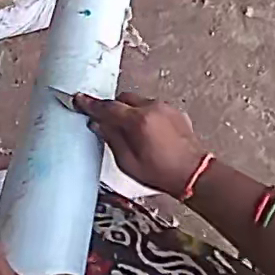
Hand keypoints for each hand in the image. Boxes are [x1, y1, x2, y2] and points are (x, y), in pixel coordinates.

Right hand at [72, 91, 211, 197]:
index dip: (90, 104)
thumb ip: (111, 139)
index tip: (79, 100)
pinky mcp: (175, 112)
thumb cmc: (162, 172)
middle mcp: (152, 109)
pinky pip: (153, 107)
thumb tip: (99, 125)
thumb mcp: (127, 162)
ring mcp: (165, 109)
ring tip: (131, 133)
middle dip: (113, 109)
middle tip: (107, 123)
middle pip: (122, 99)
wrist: (194, 175)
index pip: (107, 107)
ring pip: (138, 102)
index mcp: (138, 121)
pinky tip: (147, 133)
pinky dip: (145, 115)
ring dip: (130, 112)